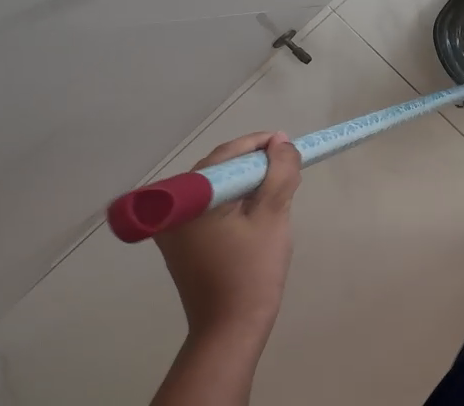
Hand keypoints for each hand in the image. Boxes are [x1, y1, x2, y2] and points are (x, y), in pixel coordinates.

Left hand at [155, 131, 300, 341]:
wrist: (231, 322)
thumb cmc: (253, 266)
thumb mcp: (273, 211)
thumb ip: (278, 170)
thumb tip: (280, 142)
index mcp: (189, 200)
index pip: (227, 154)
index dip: (261, 144)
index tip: (291, 148)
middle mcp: (172, 210)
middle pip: (219, 168)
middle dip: (256, 163)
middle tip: (288, 171)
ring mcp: (174, 227)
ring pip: (218, 186)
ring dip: (248, 182)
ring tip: (278, 192)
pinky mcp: (182, 241)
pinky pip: (211, 205)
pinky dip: (237, 200)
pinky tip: (257, 212)